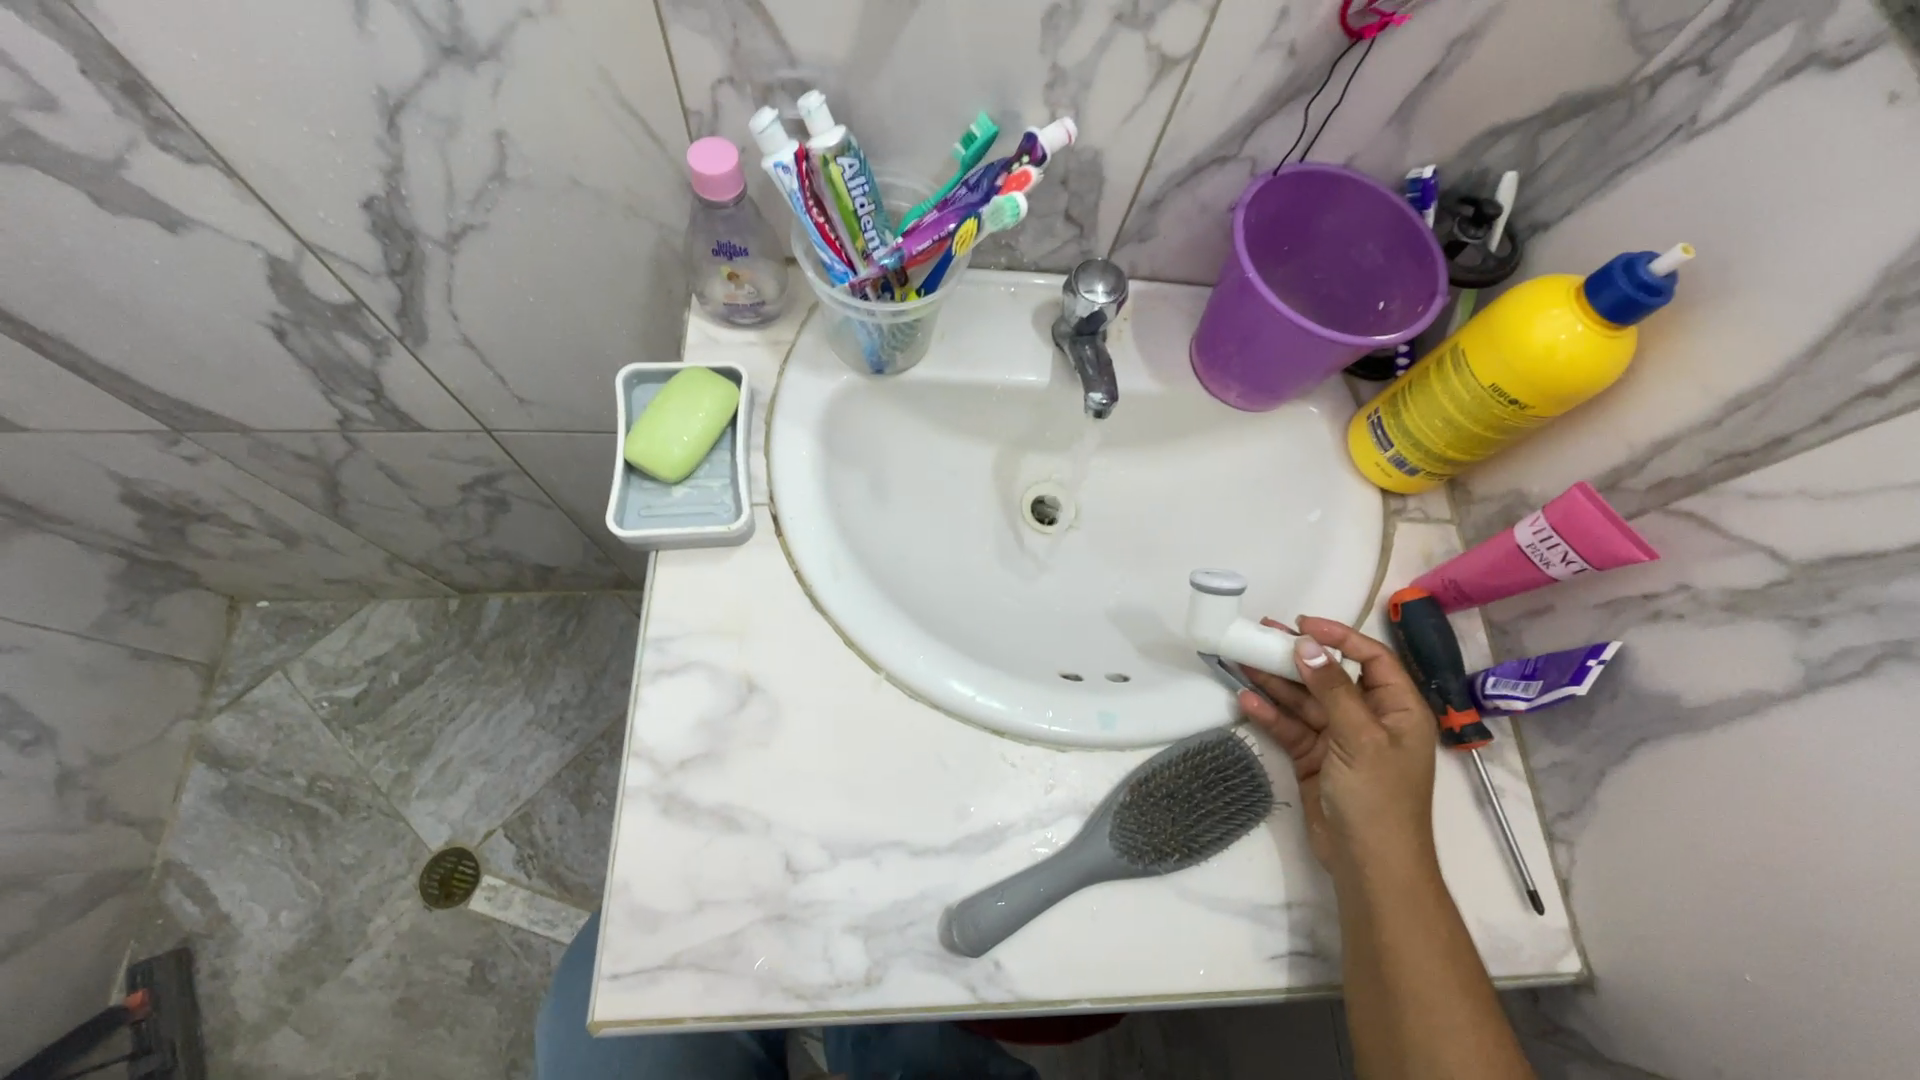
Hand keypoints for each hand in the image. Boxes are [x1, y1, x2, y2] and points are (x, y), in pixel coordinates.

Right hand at [1236, 616, 1439, 882]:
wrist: (1369, 864)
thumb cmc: (1378, 796)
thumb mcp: (1358, 737)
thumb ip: (1331, 689)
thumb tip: (1308, 645)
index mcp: (1397, 709)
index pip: (1371, 659)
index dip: (1339, 637)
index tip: (1302, 625)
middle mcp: (1369, 719)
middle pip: (1329, 677)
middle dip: (1296, 657)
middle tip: (1259, 635)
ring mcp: (1340, 739)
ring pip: (1303, 701)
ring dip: (1274, 682)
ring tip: (1240, 660)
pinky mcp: (1315, 759)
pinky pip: (1290, 728)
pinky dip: (1269, 714)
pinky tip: (1245, 699)